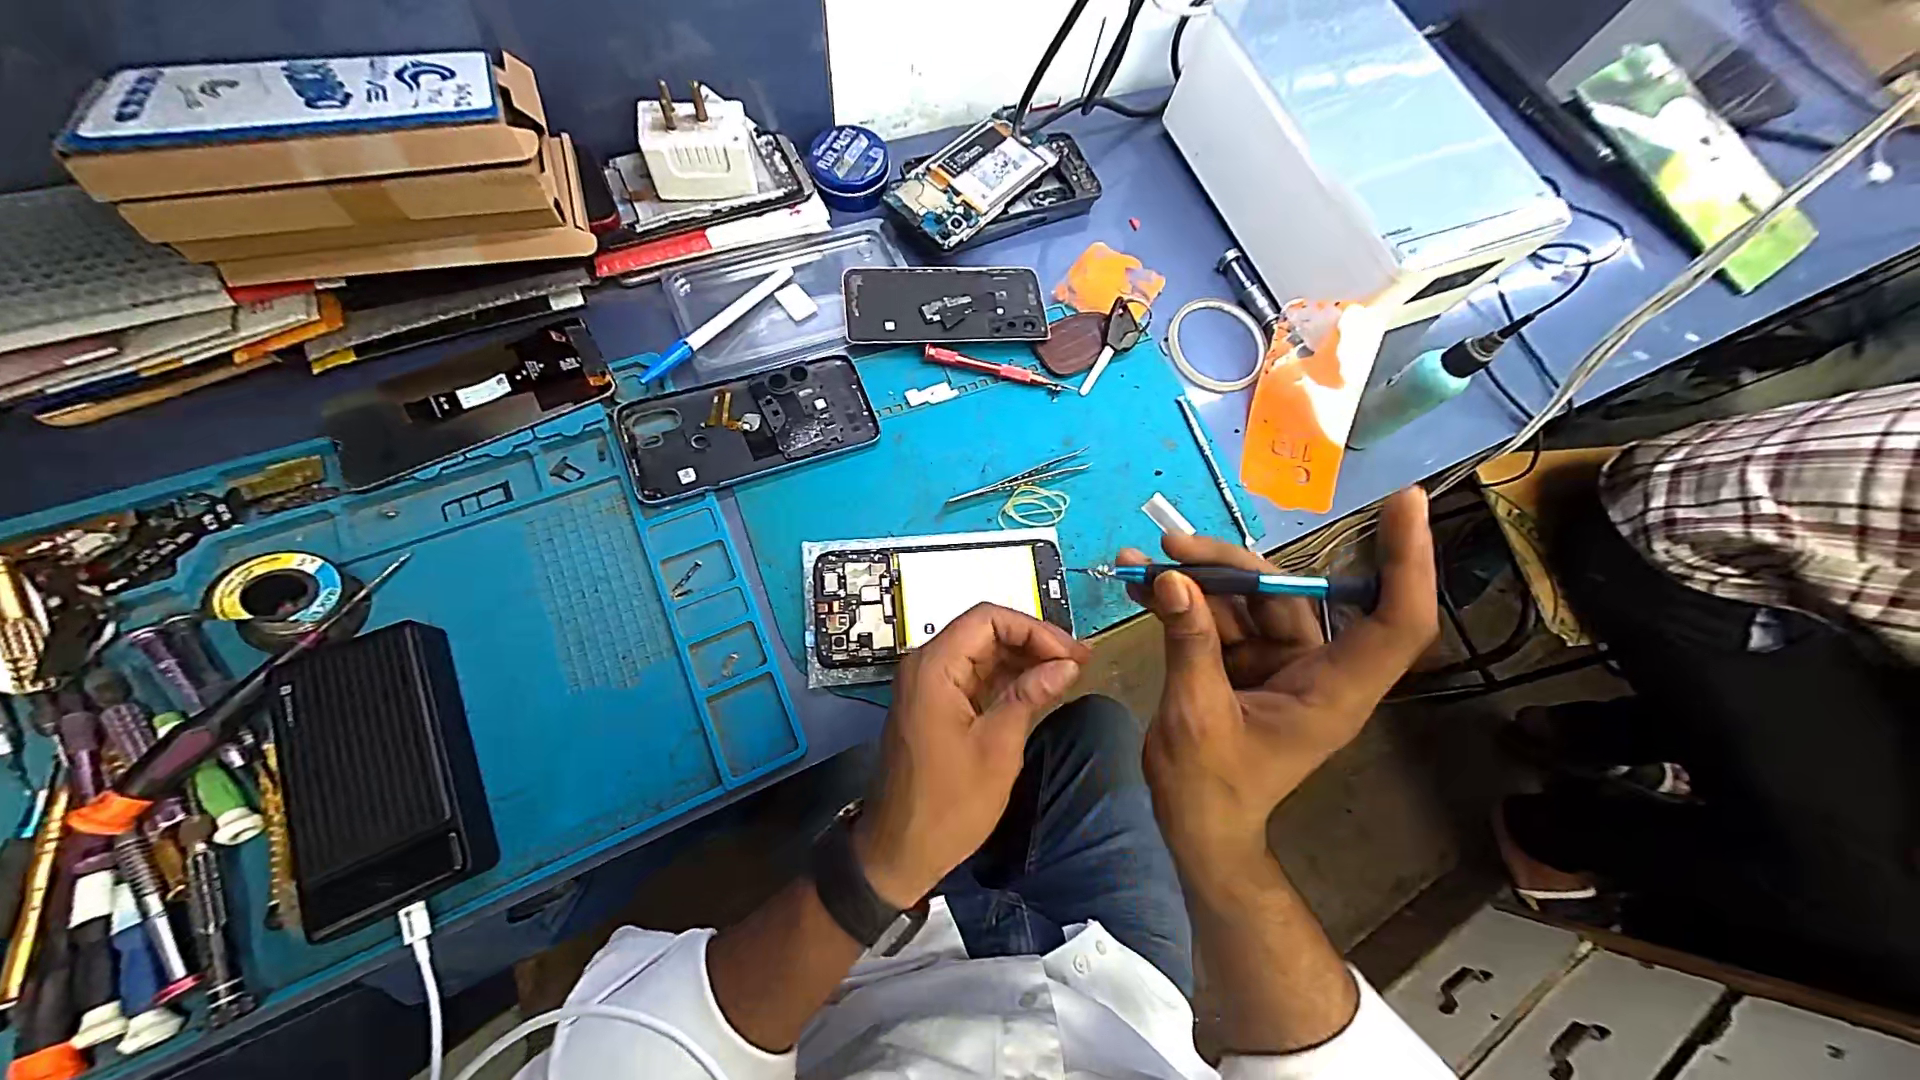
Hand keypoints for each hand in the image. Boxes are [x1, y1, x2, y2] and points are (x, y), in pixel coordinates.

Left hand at [855, 603, 1091, 906]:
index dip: (1034, 630)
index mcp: (934, 667)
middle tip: (1078, 662)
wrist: (900, 850)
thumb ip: (1030, 695)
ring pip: (982, 652)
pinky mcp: (935, 703)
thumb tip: (1067, 665)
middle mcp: (926, 665)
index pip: (988, 619)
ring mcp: (928, 684)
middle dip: (1033, 642)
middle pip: (984, 631)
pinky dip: (1007, 678)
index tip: (1070, 655)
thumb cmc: (948, 804)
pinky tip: (1040, 687)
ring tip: (1068, 672)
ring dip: (1024, 658)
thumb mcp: (997, 747)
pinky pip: (974, 675)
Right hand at [1121, 487, 1436, 879]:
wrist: (1194, 827)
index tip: (1405, 505)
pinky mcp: (1240, 662)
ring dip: (1193, 579)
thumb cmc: (1209, 787)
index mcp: (1332, 691)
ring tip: (1141, 562)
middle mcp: (1312, 668)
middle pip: (1287, 594)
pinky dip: (1180, 602)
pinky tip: (1142, 585)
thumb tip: (1172, 578)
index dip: (1406, 563)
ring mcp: (1274, 663)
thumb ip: (1188, 643)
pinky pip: (1214, 618)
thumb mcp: (1196, 714)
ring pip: (1244, 600)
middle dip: (1230, 566)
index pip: (1395, 622)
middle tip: (1173, 545)